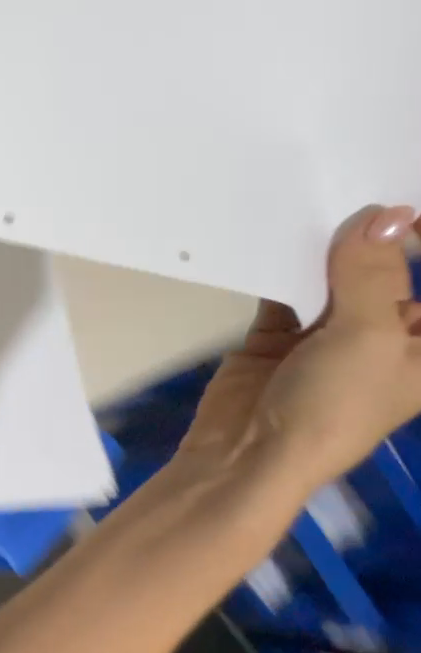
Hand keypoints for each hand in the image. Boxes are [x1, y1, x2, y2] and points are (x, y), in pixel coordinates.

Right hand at [178, 204, 420, 492]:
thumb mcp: (369, 334)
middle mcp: (389, 335)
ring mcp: (328, 337)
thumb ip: (370, 273)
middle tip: (357, 200)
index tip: (402, 204)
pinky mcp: (275, 340)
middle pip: (390, 275)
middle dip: (377, 242)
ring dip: (324, 257)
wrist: (249, 452)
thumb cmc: (337, 403)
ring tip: (315, 213)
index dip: (420, 241)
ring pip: (334, 284)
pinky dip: (276, 278)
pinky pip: (282, 299)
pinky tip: (272, 249)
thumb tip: (378, 214)